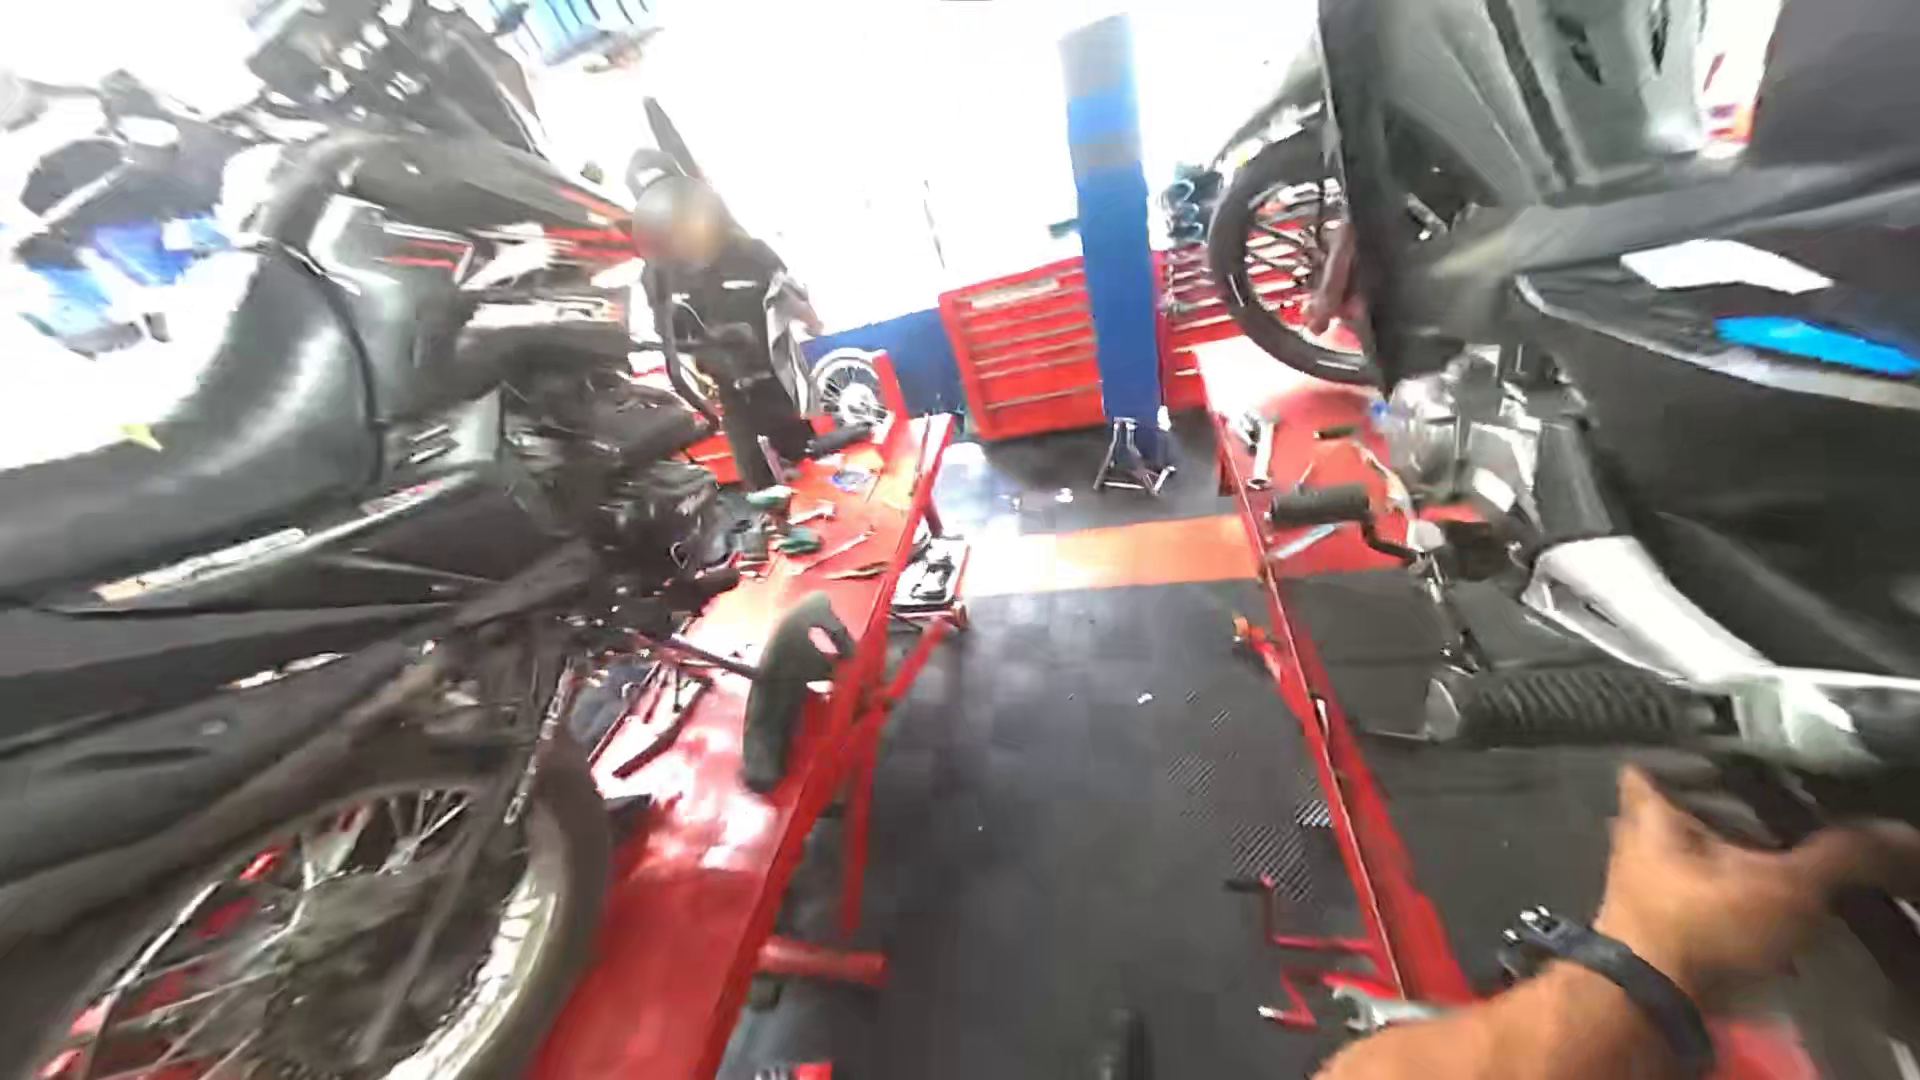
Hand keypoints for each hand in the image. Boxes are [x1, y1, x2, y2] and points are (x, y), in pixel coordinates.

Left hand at [1593, 766, 1919, 1005]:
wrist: (1659, 980)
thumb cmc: (1705, 917)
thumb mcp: (1785, 884)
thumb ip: (1840, 855)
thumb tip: (1900, 829)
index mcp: (1647, 809)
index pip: (1653, 763)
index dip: (1688, 755)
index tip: (1741, 756)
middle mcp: (1638, 828)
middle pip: (1683, 800)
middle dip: (1732, 802)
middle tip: (1794, 801)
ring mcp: (1648, 863)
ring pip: (1697, 837)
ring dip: (1742, 840)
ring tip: (1805, 839)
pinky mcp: (1667, 897)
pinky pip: (1705, 870)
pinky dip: (1740, 870)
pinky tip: (1786, 880)